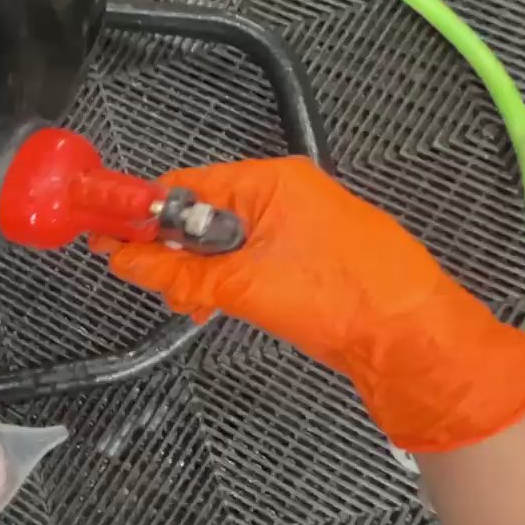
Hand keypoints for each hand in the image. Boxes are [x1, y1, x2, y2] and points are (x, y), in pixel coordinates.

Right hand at [94, 157, 524, 451]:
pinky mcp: (299, 250)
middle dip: (172, 255)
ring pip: (217, 241)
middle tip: (164, 289)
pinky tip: (216, 306)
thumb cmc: (348, 302)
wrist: (413, 342)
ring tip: (198, 306)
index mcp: (269, 182)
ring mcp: (293, 221)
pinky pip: (242, 256)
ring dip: (195, 274)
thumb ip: (173, 272)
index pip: (182, 187)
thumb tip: (123, 259)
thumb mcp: (239, 287)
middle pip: (197, 215)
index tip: (112, 241)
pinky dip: (222, 280)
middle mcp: (281, 192)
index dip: (143, 217)